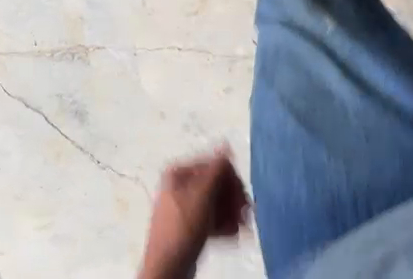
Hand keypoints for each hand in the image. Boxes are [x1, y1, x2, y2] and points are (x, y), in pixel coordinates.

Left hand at [138, 148, 249, 278]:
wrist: (167, 268)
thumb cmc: (183, 227)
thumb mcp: (202, 194)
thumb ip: (217, 169)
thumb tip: (227, 145)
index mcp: (179, 172)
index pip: (215, 164)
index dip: (232, 180)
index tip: (243, 197)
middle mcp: (180, 185)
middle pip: (217, 184)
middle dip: (233, 199)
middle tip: (245, 214)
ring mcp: (184, 206)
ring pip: (216, 203)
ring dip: (231, 213)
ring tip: (241, 227)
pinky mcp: (189, 226)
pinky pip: (211, 218)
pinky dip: (223, 224)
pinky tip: (232, 235)